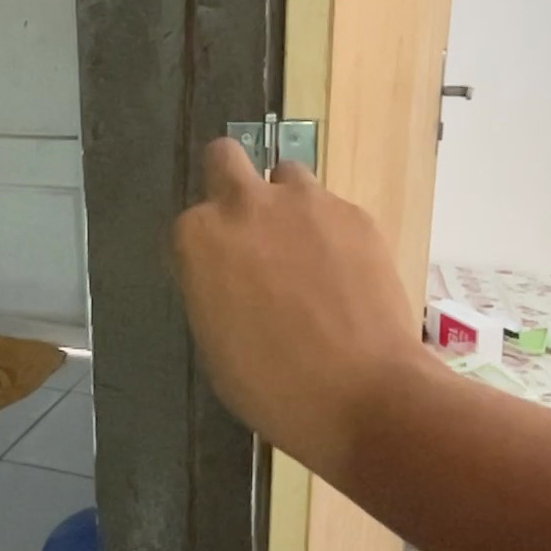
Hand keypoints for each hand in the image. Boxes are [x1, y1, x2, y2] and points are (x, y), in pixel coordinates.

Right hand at [171, 138, 434, 478]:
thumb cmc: (270, 384)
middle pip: (224, 157)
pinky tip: (347, 277)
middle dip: (230, 182)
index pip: (189, 223)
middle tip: (250, 230)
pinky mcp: (355, 213)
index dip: (204, 249)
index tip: (220, 276)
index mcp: (199, 238)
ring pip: (286, 176)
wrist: (361, 393)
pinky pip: (332, 209)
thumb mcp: (214, 340)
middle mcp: (246, 204)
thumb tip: (229, 274)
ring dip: (287, 205)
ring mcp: (305, 202)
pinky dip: (332, 233)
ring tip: (306, 255)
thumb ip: (212, 287)